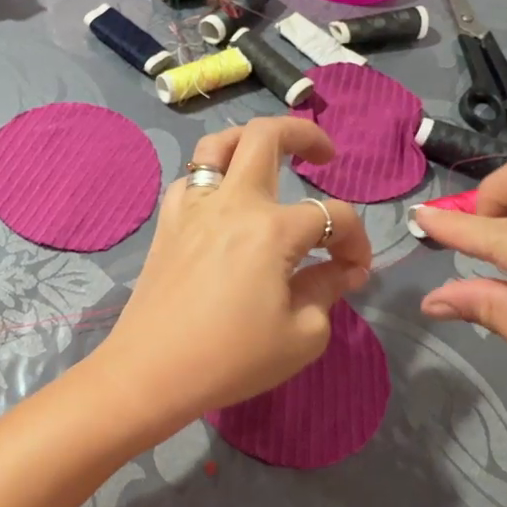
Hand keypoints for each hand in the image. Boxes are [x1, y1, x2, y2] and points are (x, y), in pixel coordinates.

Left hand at [88, 118, 372, 447]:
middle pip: (265, 136)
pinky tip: (223, 202)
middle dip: (305, 134)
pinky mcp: (166, 225)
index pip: (332, 216)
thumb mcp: (301, 336)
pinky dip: (211, 178)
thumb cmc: (231, 359)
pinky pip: (189, 181)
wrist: (150, 372)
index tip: (356, 272)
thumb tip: (342, 269)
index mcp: (271, 230)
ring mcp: (191, 209)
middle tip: (325, 154)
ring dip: (248, 141)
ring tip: (270, 160)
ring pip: (216, 146)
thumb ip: (327, 290)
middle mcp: (230, 204)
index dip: (356, 241)